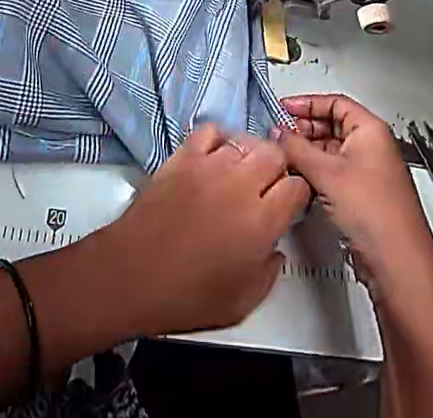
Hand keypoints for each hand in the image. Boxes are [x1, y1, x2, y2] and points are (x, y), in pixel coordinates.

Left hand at [69, 124, 309, 338]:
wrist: (134, 272)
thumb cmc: (188, 295)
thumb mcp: (244, 300)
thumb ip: (269, 270)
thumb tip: (273, 247)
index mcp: (261, 222)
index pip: (298, 187)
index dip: (298, 194)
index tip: (289, 204)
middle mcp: (239, 186)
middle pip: (275, 153)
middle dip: (278, 167)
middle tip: (267, 186)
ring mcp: (208, 166)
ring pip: (244, 139)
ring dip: (249, 154)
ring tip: (241, 172)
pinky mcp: (181, 158)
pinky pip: (208, 132)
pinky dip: (217, 140)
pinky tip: (214, 157)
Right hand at [275, 94, 432, 290]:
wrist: (397, 262)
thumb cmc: (377, 215)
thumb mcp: (325, 172)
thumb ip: (295, 147)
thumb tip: (278, 134)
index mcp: (371, 131)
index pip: (334, 102)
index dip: (306, 103)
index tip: (282, 109)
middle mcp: (372, 147)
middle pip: (331, 124)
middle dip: (303, 128)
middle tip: (279, 135)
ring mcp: (367, 171)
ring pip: (330, 148)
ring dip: (306, 151)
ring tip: (284, 157)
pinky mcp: (361, 193)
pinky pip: (332, 170)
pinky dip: (314, 169)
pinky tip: (298, 177)